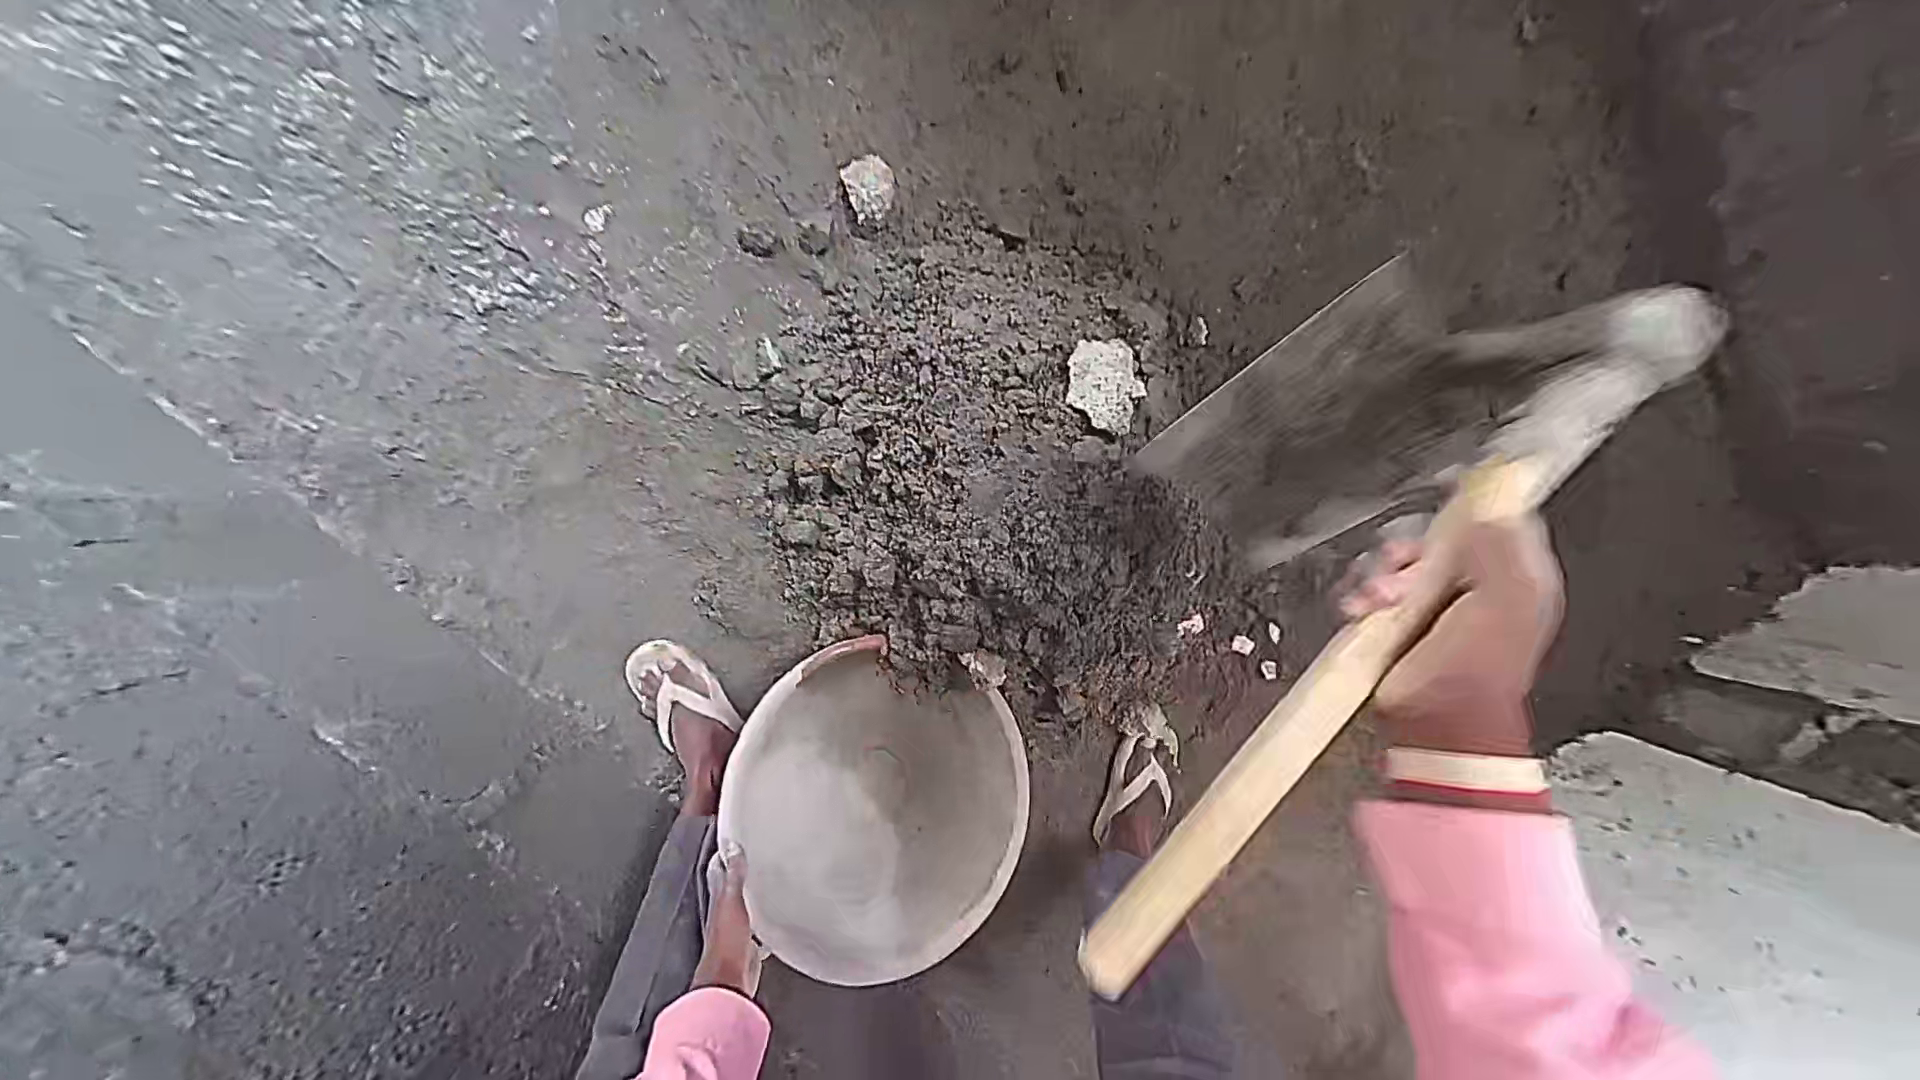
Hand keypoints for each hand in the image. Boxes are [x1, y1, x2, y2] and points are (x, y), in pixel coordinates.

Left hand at [693, 843, 759, 995]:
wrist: (730, 982)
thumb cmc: (727, 941)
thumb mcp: (732, 902)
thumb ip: (734, 877)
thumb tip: (733, 849)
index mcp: (719, 901)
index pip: (720, 873)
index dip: (726, 857)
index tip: (735, 841)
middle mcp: (725, 914)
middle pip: (733, 889)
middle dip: (743, 874)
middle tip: (757, 856)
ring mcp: (738, 930)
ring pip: (746, 906)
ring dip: (755, 896)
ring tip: (770, 881)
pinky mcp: (749, 946)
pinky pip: (759, 926)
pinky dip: (766, 919)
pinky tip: (777, 915)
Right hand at [1338, 515, 1563, 757]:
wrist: (1433, 716)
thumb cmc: (1477, 669)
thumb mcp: (1507, 600)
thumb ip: (1501, 547)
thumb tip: (1491, 499)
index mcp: (1513, 575)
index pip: (1495, 519)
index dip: (1472, 501)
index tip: (1448, 488)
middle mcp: (1470, 584)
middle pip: (1432, 538)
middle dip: (1408, 551)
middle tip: (1403, 569)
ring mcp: (1428, 602)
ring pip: (1394, 562)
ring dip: (1379, 576)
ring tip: (1378, 601)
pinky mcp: (1392, 619)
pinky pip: (1368, 587)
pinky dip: (1360, 595)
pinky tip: (1362, 610)